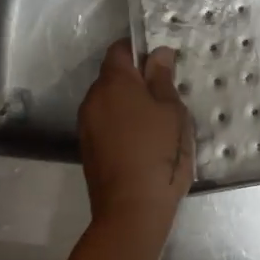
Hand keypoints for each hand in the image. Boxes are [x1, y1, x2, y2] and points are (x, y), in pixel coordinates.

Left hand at [76, 41, 194, 232]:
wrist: (132, 209)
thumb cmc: (160, 153)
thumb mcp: (172, 111)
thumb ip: (162, 78)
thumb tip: (159, 53)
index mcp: (114, 83)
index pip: (120, 50)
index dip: (140, 50)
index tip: (162, 63)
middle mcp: (93, 98)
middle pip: (113, 76)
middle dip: (136, 80)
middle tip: (166, 96)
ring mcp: (87, 124)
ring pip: (109, 101)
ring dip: (129, 104)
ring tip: (156, 123)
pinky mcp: (88, 147)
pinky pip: (106, 123)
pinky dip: (122, 124)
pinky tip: (142, 142)